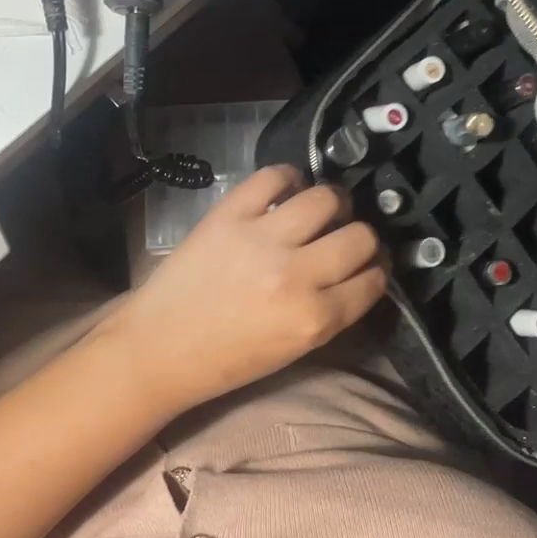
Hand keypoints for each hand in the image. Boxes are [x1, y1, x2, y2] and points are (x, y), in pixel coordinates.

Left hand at [94, 165, 386, 414]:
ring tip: (322, 211)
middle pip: (360, 237)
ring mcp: (261, 240)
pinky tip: (289, 189)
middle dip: (363, 239)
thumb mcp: (294, 350)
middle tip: (347, 239)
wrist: (159, 348)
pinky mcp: (229, 215)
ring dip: (333, 204)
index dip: (377, 272)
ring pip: (326, 199)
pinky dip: (288, 178)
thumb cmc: (226, 360)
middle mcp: (295, 276)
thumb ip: (330, 313)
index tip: (368, 268)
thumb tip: (359, 276)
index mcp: (314, 318)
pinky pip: (274, 178)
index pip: (373, 281)